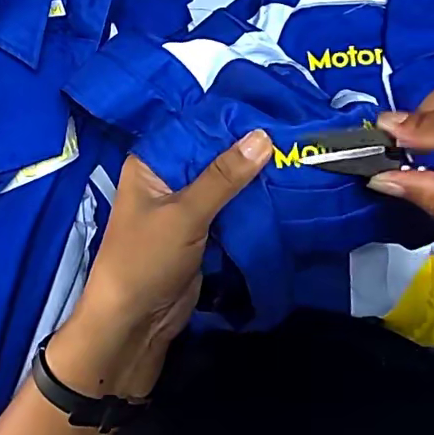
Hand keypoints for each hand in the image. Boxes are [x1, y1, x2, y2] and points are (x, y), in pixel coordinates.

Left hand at [45, 132, 272, 400]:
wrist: (135, 324)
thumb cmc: (146, 259)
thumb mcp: (185, 214)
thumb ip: (223, 177)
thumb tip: (262, 136)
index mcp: (151, 163)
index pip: (193, 129)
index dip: (229, 121)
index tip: (271, 111)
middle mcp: (166, 178)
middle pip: (212, 156)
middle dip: (247, 151)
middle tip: (295, 134)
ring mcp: (185, 206)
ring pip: (224, 183)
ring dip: (254, 177)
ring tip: (298, 156)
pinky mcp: (201, 231)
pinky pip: (230, 209)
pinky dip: (252, 203)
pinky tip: (285, 190)